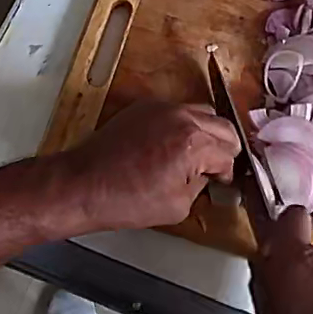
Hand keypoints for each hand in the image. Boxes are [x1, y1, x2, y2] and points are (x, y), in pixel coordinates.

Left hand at [54, 102, 237, 233]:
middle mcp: (181, 118)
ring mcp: (162, 108)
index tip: (221, 181)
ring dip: (206, 133)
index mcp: (193, 143)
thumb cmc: (124, 199)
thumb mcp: (177, 205)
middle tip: (215, 168)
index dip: (226, 173)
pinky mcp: (145, 107)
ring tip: (195, 156)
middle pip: (224, 127)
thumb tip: (207, 177)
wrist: (84, 185)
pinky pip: (177, 110)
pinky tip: (172, 146)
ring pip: (203, 113)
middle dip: (224, 149)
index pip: (228, 155)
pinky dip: (183, 125)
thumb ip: (201, 186)